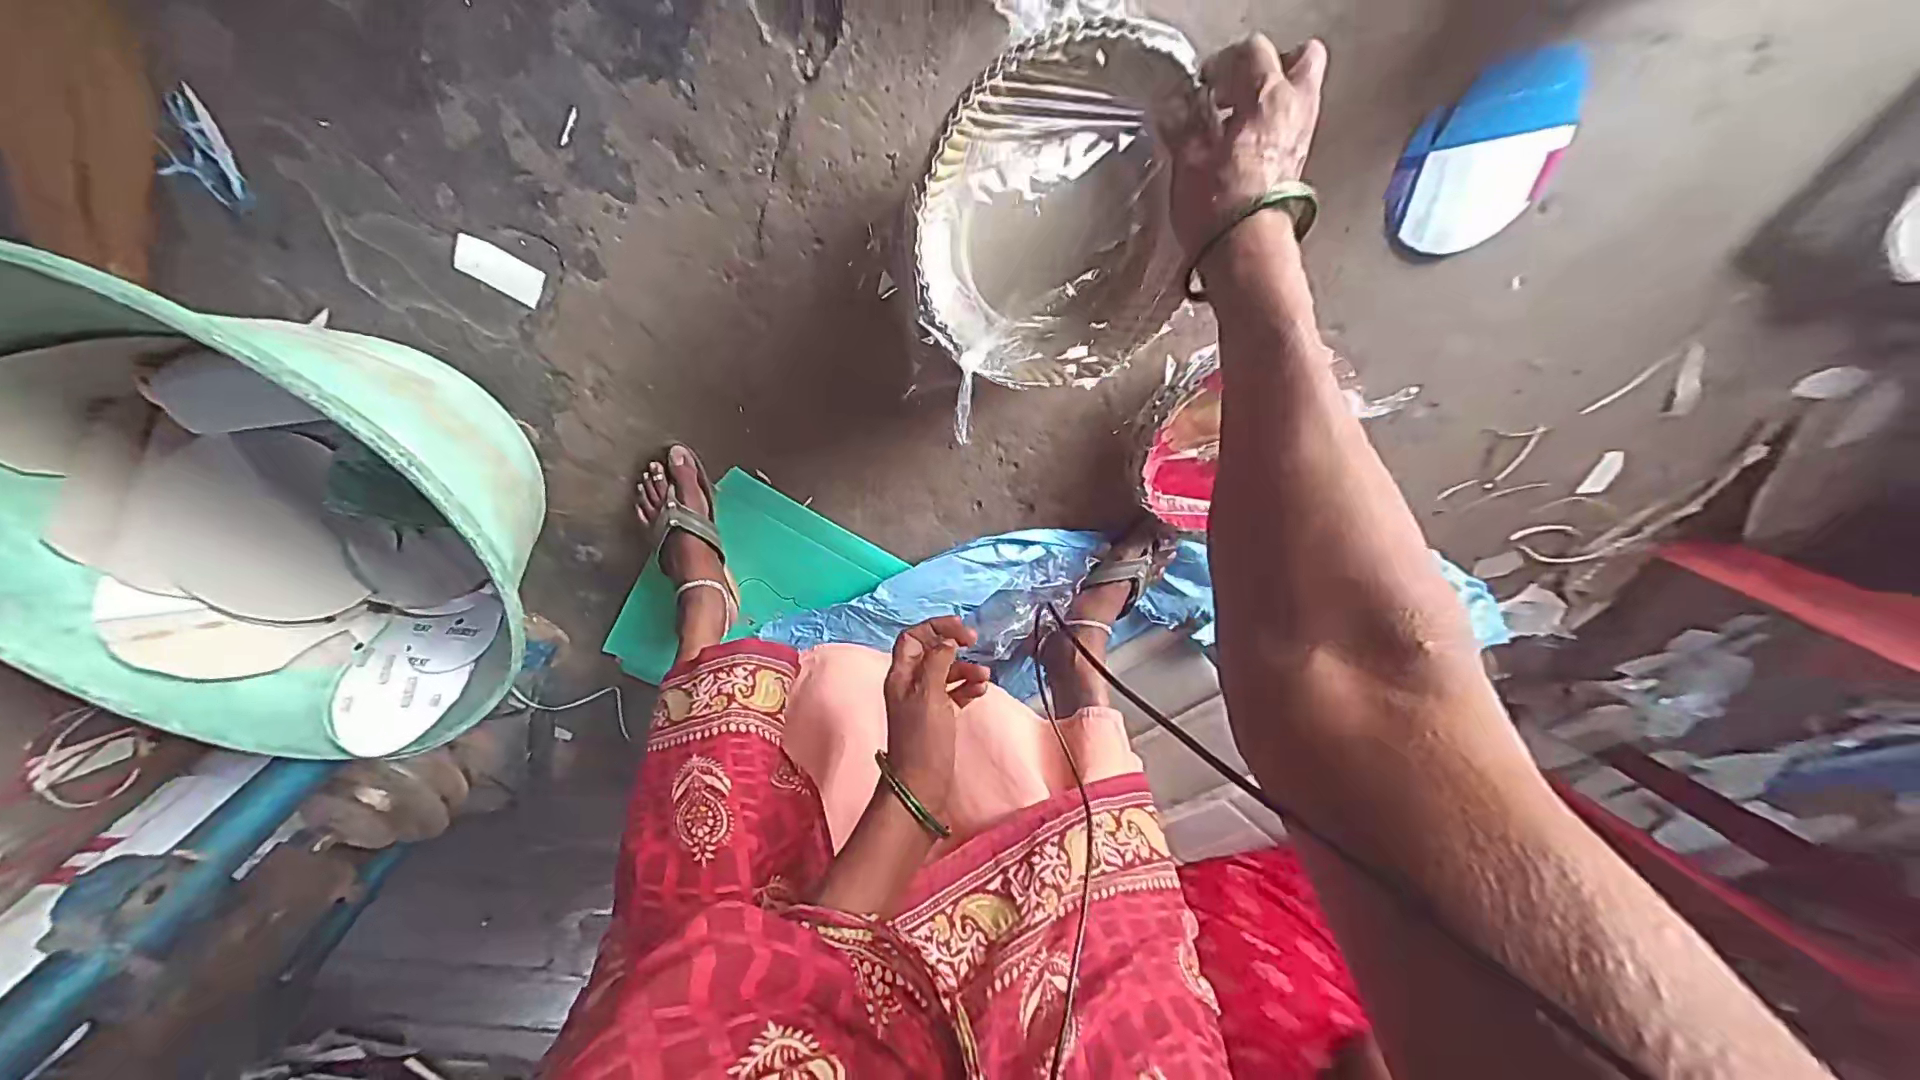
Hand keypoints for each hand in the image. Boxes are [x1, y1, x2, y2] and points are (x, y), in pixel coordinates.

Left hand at [882, 616, 990, 820]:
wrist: (921, 786)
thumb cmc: (923, 739)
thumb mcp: (929, 695)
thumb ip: (937, 662)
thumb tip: (947, 641)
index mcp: (901, 675)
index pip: (913, 637)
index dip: (936, 627)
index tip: (962, 630)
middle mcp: (910, 684)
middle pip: (930, 651)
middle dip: (952, 644)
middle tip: (974, 643)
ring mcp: (924, 701)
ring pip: (945, 671)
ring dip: (965, 668)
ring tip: (985, 676)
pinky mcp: (938, 717)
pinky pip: (953, 692)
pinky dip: (967, 687)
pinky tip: (980, 691)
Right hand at [1161, 34, 1327, 258]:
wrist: (1245, 252)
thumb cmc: (1218, 206)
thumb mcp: (1187, 162)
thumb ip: (1182, 128)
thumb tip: (1173, 110)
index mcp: (1267, 96)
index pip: (1252, 51)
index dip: (1221, 64)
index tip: (1200, 88)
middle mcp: (1294, 110)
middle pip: (1298, 60)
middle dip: (1268, 68)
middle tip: (1235, 91)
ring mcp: (1301, 139)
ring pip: (1298, 96)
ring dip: (1270, 102)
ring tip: (1234, 125)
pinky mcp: (1296, 168)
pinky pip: (1290, 131)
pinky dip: (1270, 132)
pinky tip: (1242, 152)